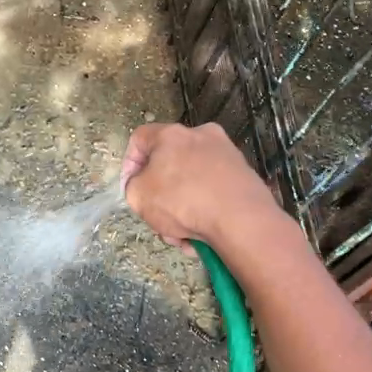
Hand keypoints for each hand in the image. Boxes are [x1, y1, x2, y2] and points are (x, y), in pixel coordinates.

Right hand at [121, 122, 283, 248]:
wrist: (239, 218)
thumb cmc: (182, 201)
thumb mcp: (137, 196)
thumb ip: (132, 186)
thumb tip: (143, 186)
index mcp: (171, 134)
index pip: (139, 139)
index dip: (128, 165)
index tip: (130, 189)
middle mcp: (201, 136)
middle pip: (168, 164)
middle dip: (159, 195)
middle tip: (156, 217)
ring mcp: (226, 154)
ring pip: (190, 183)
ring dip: (181, 210)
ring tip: (180, 235)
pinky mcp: (242, 175)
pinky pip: (212, 193)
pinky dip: (203, 212)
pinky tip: (200, 236)